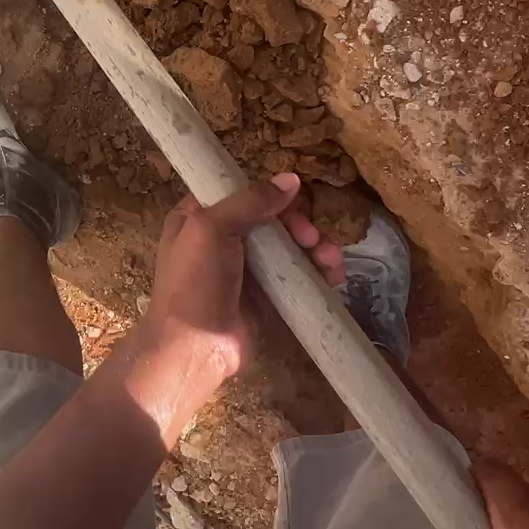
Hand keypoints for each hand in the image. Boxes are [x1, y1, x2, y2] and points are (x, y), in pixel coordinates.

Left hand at [140, 172, 345, 379]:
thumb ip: (249, 202)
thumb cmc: (194, 281)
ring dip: (313, 248)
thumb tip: (290, 179)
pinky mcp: (266, 298)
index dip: (265, 194)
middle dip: (296, 224)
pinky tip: (334, 273)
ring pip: (287, 247)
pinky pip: (296, 277)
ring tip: (329, 257)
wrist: (194, 348)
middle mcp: (221, 241)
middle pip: (269, 220)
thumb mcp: (212, 228)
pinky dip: (316, 272)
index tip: (290, 199)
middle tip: (309, 236)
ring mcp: (244, 270)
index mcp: (197, 218)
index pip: (237, 193)